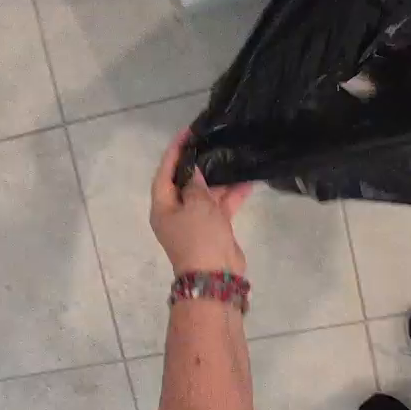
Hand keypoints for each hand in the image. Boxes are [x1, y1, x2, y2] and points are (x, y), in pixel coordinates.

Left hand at [151, 131, 253, 275]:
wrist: (214, 276)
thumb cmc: (199, 238)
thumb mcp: (196, 206)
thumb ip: (195, 185)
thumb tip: (194, 171)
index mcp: (162, 207)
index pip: (164, 173)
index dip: (174, 152)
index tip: (187, 133)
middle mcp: (176, 212)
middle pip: (185, 182)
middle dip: (198, 163)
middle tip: (212, 141)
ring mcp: (196, 221)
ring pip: (206, 193)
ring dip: (219, 179)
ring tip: (232, 156)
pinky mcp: (214, 228)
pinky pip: (221, 206)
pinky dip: (232, 195)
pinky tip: (248, 180)